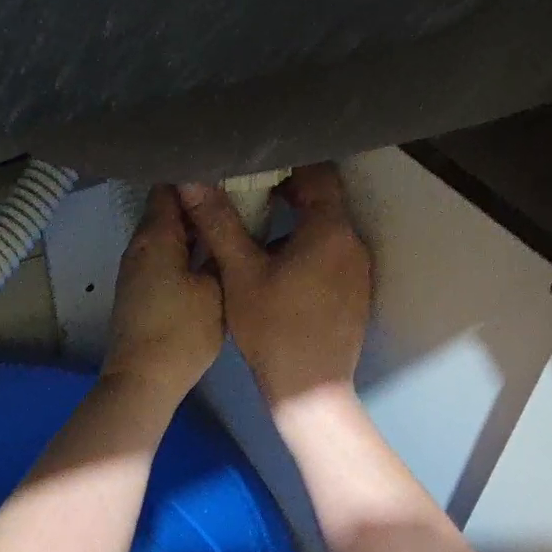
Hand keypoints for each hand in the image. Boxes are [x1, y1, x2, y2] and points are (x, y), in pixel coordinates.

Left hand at [99, 185, 224, 401]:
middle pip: (168, 209)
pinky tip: (210, 255)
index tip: (228, 172)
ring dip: (192, 228)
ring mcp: (136, 268)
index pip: (171, 185)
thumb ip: (220, 251)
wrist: (144, 379)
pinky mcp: (140, 289)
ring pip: (166, 233)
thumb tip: (226, 226)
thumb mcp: (216, 290)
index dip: (198, 176)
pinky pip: (163, 255)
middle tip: (239, 195)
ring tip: (229, 223)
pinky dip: (183, 249)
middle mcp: (139, 244)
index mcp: (155, 235)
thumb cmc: (181, 332)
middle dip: (198, 201)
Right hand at [179, 163, 371, 409]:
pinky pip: (330, 256)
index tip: (254, 165)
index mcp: (330, 229)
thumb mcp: (240, 273)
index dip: (287, 162)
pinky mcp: (354, 293)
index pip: (319, 171)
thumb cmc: (274, 328)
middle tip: (246, 195)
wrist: (309, 389)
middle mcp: (353, 243)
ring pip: (326, 230)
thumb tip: (193, 180)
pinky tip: (276, 270)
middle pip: (324, 200)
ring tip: (255, 234)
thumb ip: (219, 223)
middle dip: (287, 193)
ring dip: (294, 226)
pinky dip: (306, 251)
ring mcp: (358, 270)